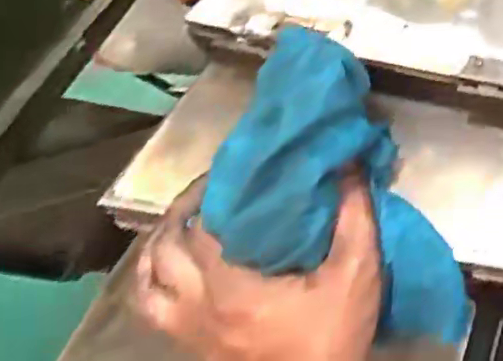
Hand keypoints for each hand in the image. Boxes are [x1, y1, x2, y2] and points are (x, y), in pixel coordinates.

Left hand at [134, 177, 381, 360]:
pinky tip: (182, 264)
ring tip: (185, 220)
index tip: (232, 166)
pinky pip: (153, 309)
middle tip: (210, 185)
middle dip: (178, 214)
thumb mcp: (357, 265)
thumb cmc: (336, 329)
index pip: (198, 231)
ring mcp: (189, 334)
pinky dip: (156, 280)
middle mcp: (198, 311)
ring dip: (157, 250)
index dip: (207, 193)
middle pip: (161, 256)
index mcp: (231, 289)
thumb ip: (354, 210)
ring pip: (145, 289)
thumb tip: (350, 159)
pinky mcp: (194, 348)